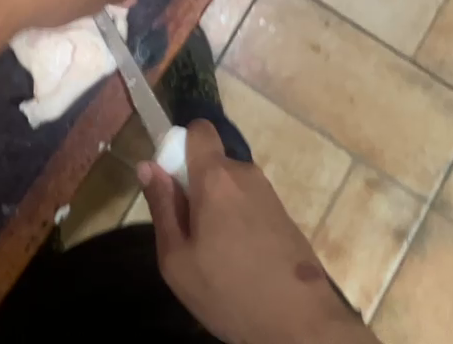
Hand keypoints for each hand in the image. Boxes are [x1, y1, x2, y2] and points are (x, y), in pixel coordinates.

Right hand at [138, 122, 368, 343]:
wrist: (304, 326)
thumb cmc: (231, 292)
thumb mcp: (178, 259)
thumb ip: (162, 207)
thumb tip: (147, 166)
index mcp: (216, 177)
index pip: (199, 129)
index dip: (182, 145)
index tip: (173, 181)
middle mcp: (245, 175)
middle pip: (212, 164)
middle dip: (197, 188)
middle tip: (191, 234)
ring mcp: (269, 195)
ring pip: (231, 188)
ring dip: (219, 209)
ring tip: (217, 256)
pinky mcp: (285, 217)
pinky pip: (250, 205)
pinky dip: (240, 224)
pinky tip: (242, 264)